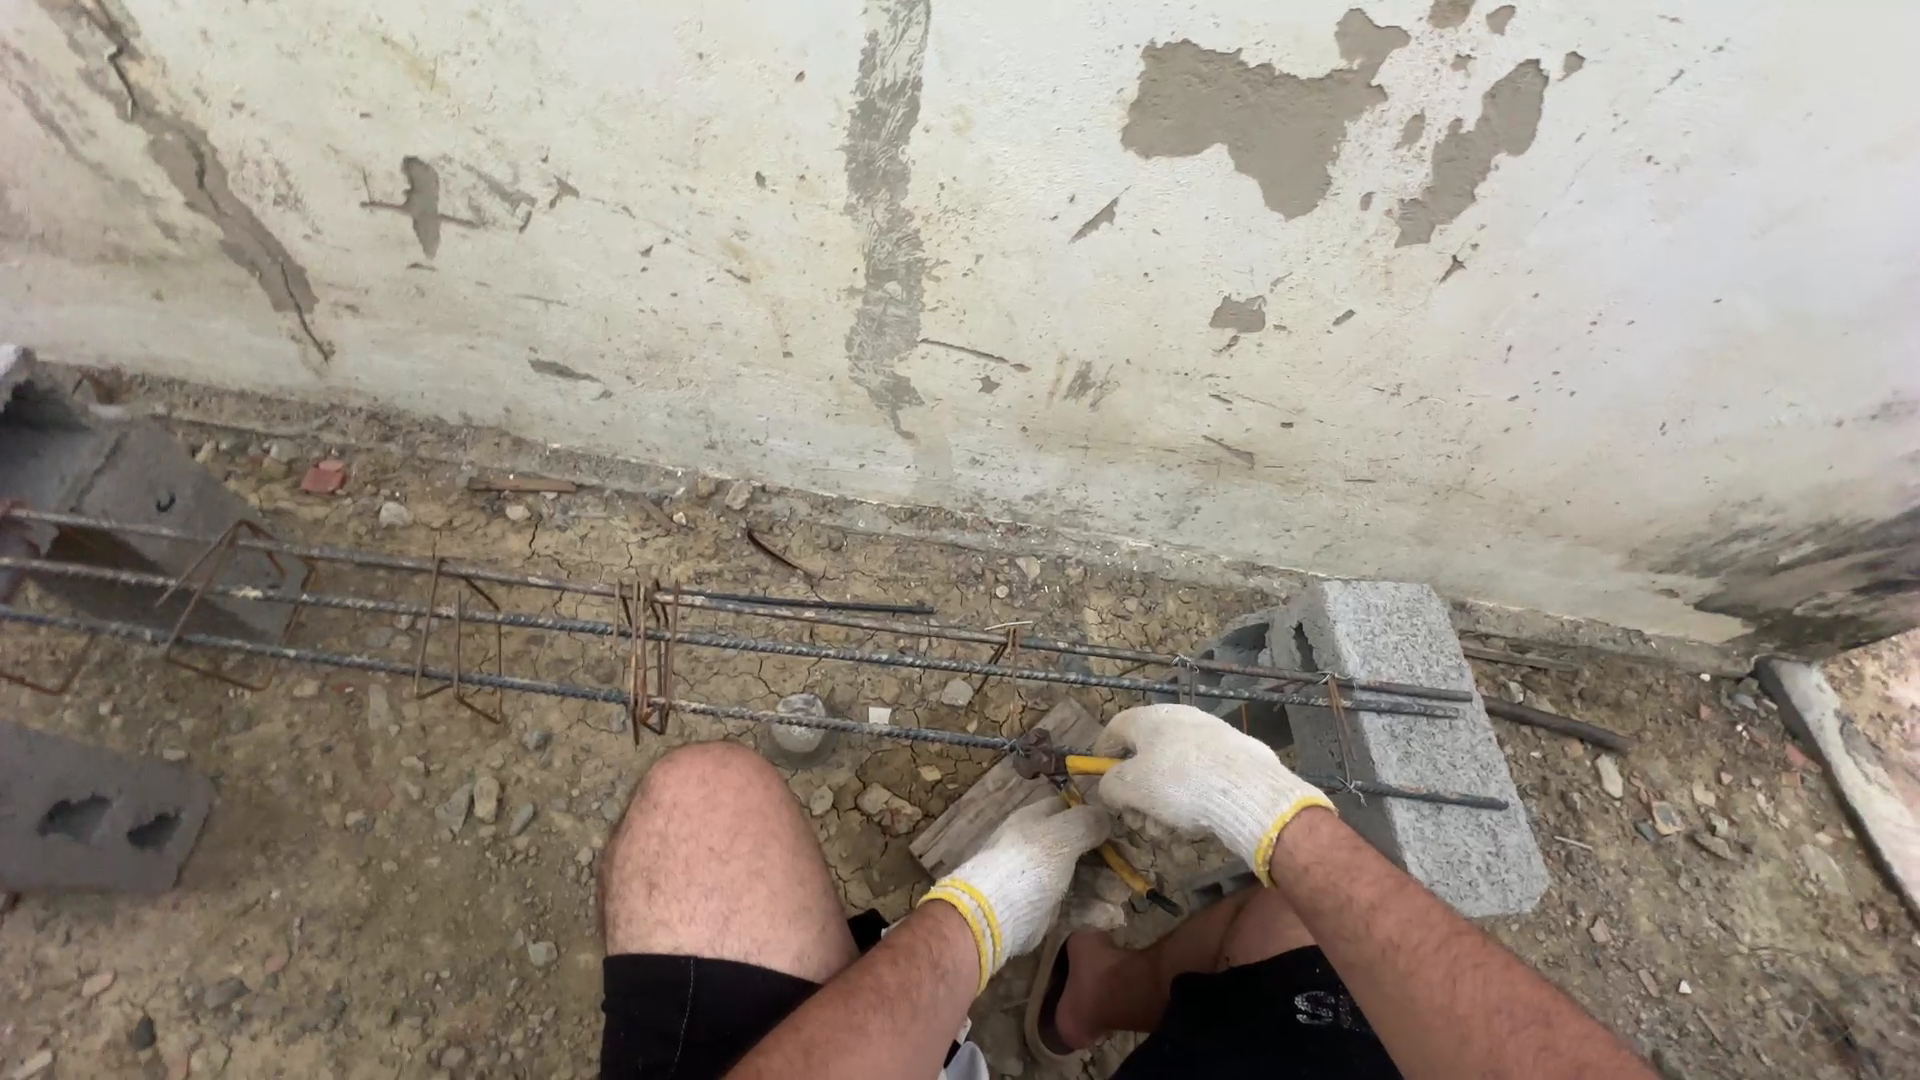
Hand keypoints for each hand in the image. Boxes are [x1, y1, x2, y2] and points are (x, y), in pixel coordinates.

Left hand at [921, 800, 1107, 992]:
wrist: (994, 915)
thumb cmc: (1028, 864)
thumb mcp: (1060, 834)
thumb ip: (1087, 822)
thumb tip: (1106, 816)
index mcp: (1037, 821)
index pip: (1070, 809)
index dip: (1097, 816)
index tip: (1123, 827)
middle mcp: (1040, 847)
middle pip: (1082, 847)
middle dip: (1108, 858)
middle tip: (1133, 868)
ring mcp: (1042, 879)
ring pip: (1082, 879)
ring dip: (1105, 886)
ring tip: (1123, 896)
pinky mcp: (1046, 910)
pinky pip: (1076, 906)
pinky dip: (1095, 910)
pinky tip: (1114, 916)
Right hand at [1092, 704, 1333, 884]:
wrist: (1248, 791)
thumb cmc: (1179, 783)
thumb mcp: (1130, 788)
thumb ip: (1110, 786)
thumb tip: (1109, 787)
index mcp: (1149, 717)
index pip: (1116, 728)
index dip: (1104, 753)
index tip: (1102, 778)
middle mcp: (1179, 717)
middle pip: (1147, 754)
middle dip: (1138, 791)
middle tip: (1139, 820)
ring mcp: (1211, 733)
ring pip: (1175, 768)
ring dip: (1164, 800)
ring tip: (1169, 831)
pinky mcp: (1236, 753)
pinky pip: (1203, 774)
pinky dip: (1193, 796)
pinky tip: (1198, 821)